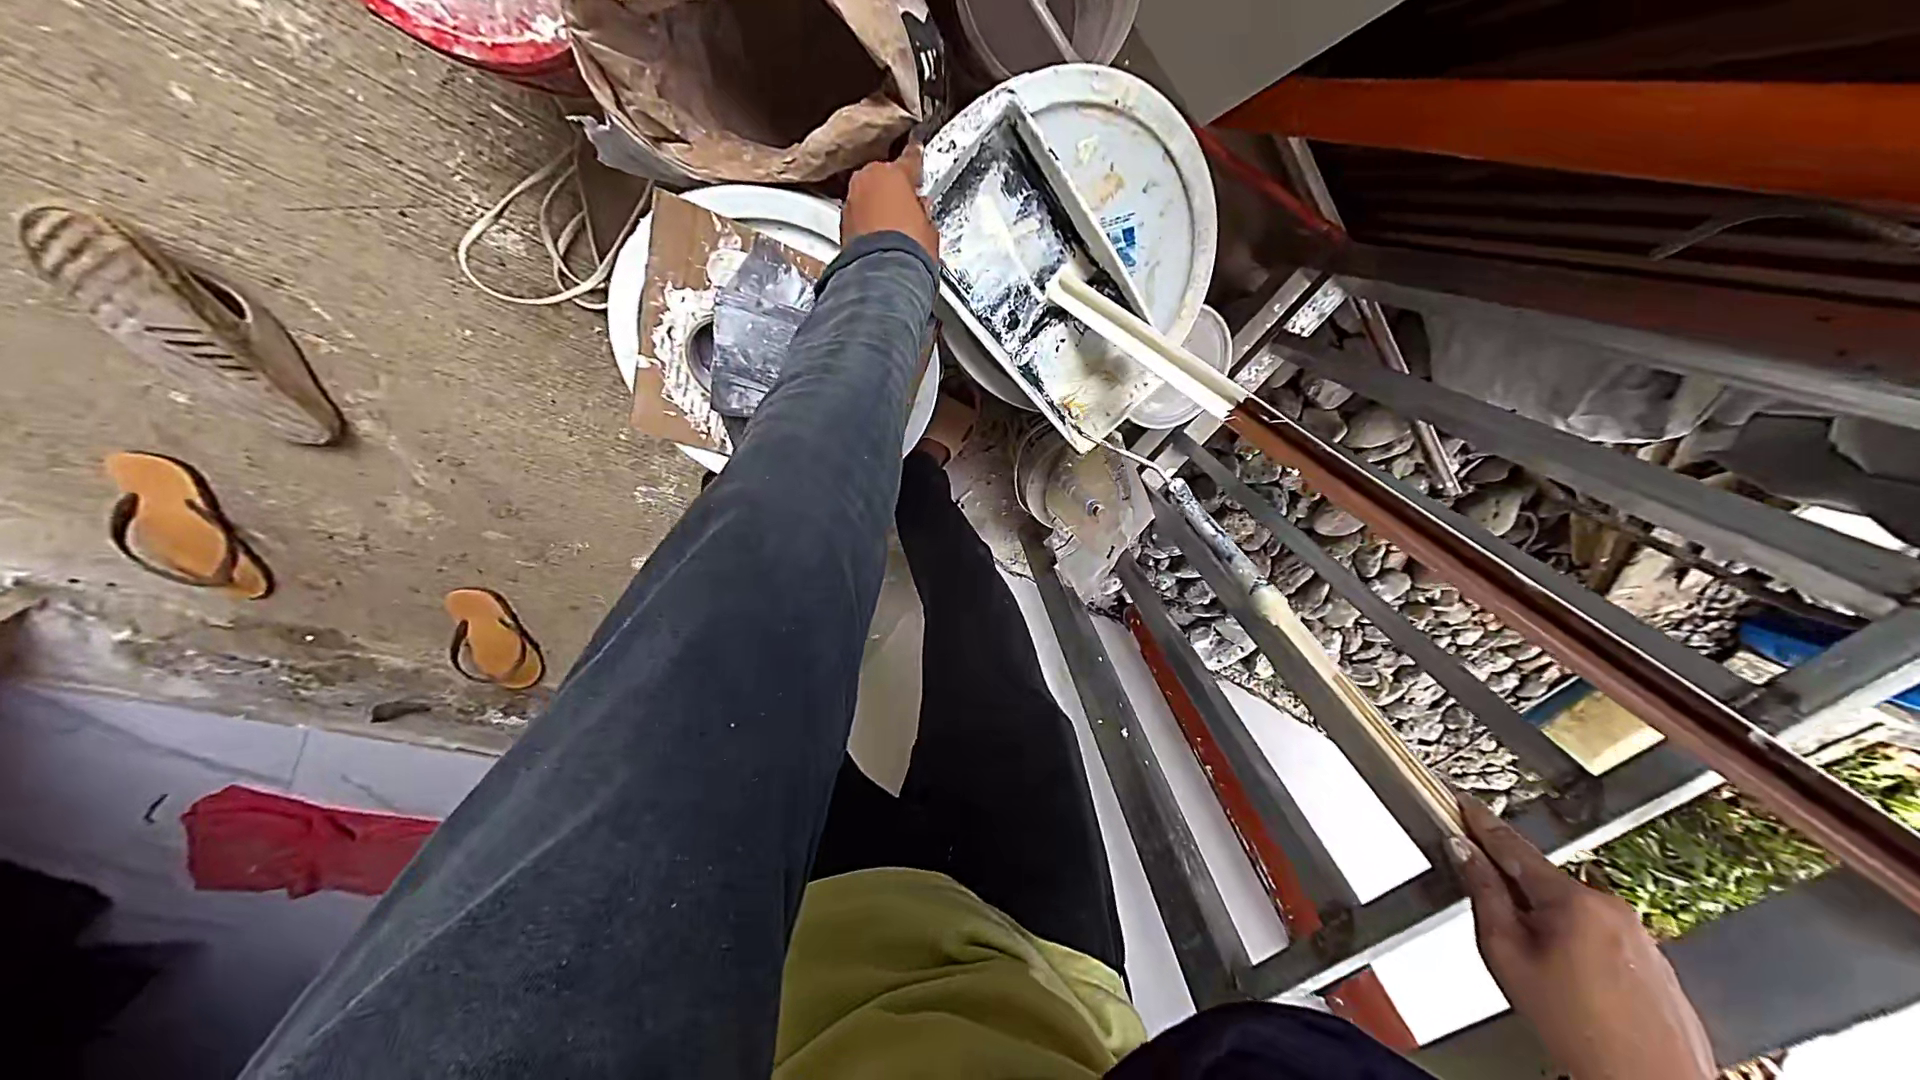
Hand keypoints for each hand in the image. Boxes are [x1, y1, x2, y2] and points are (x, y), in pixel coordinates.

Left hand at [842, 144, 938, 262]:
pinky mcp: (841, 225)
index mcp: (893, 173)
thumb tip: (919, 209)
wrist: (882, 277)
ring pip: (866, 198)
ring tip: (891, 229)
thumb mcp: (928, 228)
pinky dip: (866, 225)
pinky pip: (858, 219)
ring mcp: (850, 202)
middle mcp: (866, 180)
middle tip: (906, 208)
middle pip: (882, 178)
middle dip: (892, 190)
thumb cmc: (908, 249)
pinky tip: (878, 240)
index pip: (909, 159)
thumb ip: (923, 211)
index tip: (918, 149)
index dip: (916, 157)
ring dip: (877, 208)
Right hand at [1450, 796, 1714, 1079]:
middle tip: (1495, 924)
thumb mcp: (1505, 952)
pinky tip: (1569, 980)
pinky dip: (1572, 941)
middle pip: (1540, 878)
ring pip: (1568, 907)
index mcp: (1574, 900)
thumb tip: (1464, 851)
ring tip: (1538, 969)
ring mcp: (1639, 934)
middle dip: (1511, 890)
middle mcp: (1612, 908)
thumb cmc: (1579, 1029)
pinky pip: (1596, 931)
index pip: (1513, 846)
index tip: (1463, 802)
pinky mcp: (1653, 958)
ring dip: (1542, 920)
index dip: (1481, 821)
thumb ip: (1482, 892)